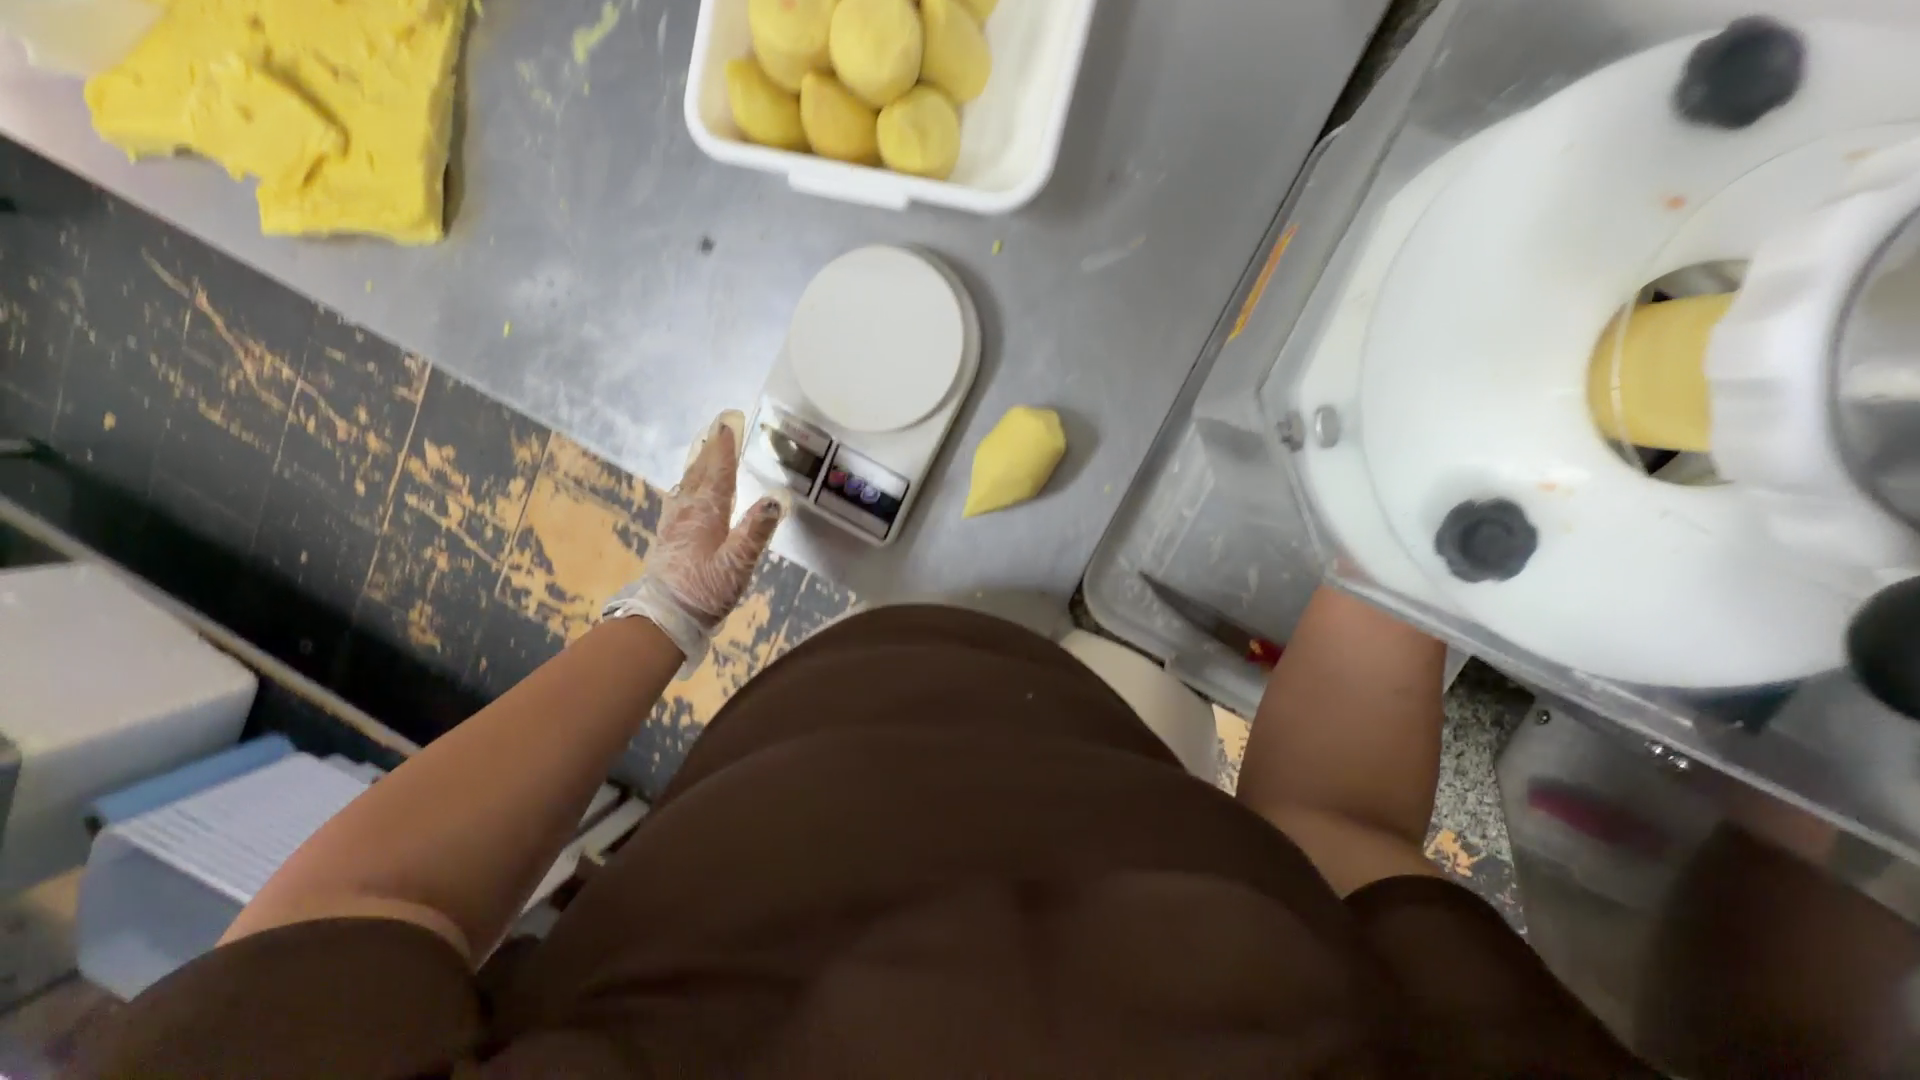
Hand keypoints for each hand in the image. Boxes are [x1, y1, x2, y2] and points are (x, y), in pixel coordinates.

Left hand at [603, 411, 783, 659]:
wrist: (664, 618)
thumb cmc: (704, 591)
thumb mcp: (738, 565)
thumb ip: (754, 532)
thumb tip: (773, 500)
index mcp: (706, 515)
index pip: (719, 475)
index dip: (724, 451)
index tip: (727, 425)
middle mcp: (687, 513)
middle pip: (699, 475)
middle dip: (710, 452)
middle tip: (716, 428)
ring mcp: (673, 525)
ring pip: (686, 486)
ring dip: (696, 466)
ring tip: (702, 451)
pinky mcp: (667, 538)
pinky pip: (678, 500)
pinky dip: (686, 486)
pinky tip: (684, 491)